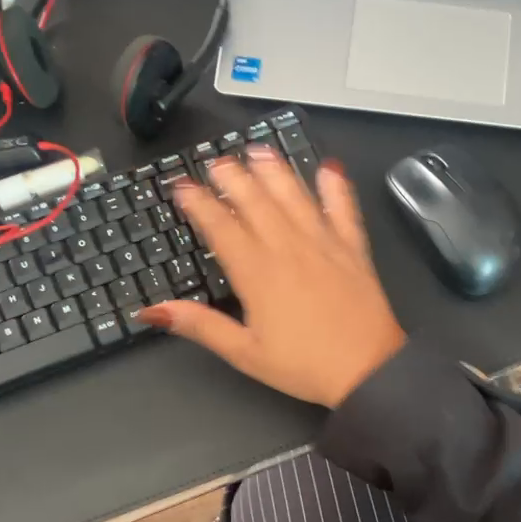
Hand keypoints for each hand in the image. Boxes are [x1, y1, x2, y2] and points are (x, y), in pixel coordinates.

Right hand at [139, 149, 406, 407]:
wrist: (367, 371)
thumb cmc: (304, 366)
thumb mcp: (244, 353)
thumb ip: (200, 326)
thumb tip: (154, 310)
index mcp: (257, 273)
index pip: (221, 226)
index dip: (199, 203)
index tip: (182, 185)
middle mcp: (288, 248)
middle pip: (255, 201)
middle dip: (233, 177)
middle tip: (216, 161)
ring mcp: (323, 244)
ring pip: (294, 195)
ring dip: (275, 171)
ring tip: (258, 151)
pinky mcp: (353, 250)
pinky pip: (343, 208)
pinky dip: (335, 187)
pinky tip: (328, 168)